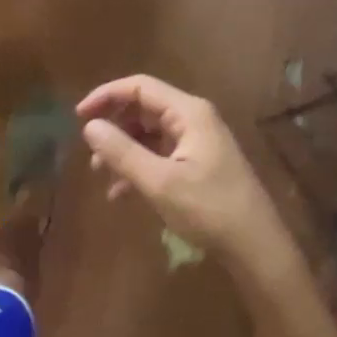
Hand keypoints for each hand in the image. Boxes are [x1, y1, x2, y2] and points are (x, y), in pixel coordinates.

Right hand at [78, 75, 288, 265]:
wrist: (257, 248)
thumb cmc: (209, 209)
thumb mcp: (159, 183)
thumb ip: (122, 152)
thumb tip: (89, 126)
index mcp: (188, 113)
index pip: (139, 87)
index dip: (106, 96)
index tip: (78, 116)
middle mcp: (194, 119)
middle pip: (144, 108)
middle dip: (114, 127)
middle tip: (89, 151)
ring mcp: (198, 142)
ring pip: (150, 134)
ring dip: (124, 150)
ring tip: (101, 175)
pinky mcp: (200, 164)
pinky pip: (160, 154)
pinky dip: (139, 167)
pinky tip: (121, 193)